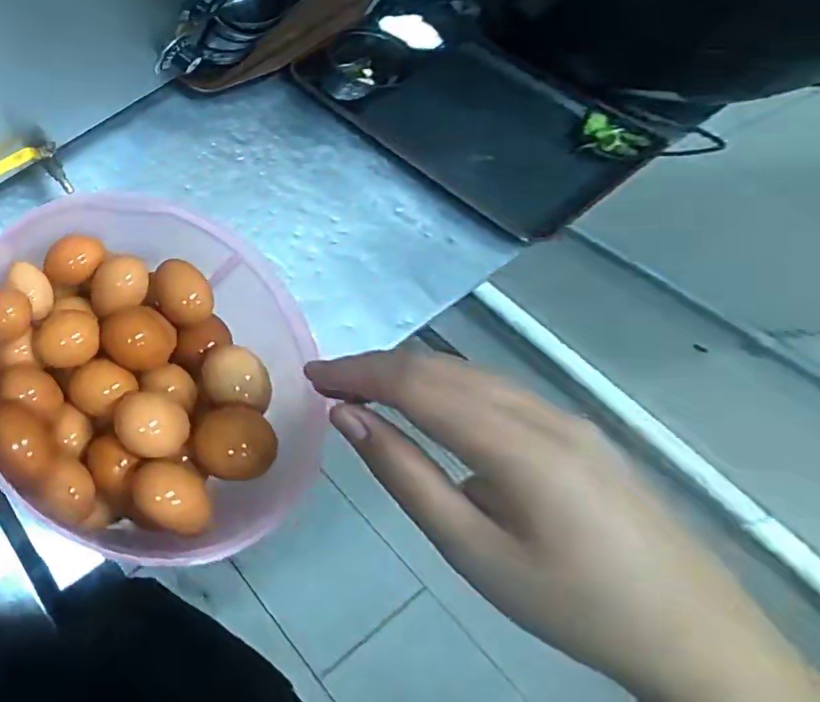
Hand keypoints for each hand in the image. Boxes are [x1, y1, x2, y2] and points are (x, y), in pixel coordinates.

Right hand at [308, 350, 817, 701]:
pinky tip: (425, 403)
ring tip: (362, 390)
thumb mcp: (471, 549)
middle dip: (372, 366)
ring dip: (405, 370)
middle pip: (439, 367)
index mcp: (518, 447)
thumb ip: (403, 474)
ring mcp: (570, 422)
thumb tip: (344, 415)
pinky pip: (495, 387)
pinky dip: (441, 382)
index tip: (309, 378)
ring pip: (467, 371)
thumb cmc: (571, 602)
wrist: (705, 648)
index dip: (354, 373)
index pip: (414, 384)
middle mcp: (545, 418)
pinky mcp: (583, 434)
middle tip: (325, 382)